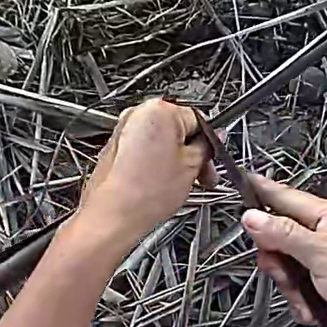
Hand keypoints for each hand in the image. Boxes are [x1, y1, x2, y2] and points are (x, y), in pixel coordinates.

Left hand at [76, 99, 215, 250]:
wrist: (112, 216)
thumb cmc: (144, 192)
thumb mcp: (191, 167)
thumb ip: (207, 147)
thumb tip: (214, 138)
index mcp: (159, 110)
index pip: (198, 119)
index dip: (210, 143)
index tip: (212, 160)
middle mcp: (137, 114)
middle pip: (178, 129)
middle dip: (192, 153)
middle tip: (201, 175)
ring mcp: (123, 131)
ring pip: (161, 140)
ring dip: (175, 159)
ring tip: (178, 184)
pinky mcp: (115, 148)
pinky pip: (144, 150)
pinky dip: (155, 164)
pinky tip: (160, 184)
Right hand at [238, 175, 326, 326]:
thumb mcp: (324, 254)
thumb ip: (285, 234)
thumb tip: (253, 217)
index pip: (285, 197)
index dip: (262, 194)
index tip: (241, 186)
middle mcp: (325, 235)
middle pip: (277, 235)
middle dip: (274, 256)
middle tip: (281, 268)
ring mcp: (322, 261)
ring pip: (283, 264)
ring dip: (287, 283)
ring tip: (301, 292)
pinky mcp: (321, 285)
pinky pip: (294, 287)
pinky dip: (297, 299)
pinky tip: (310, 306)